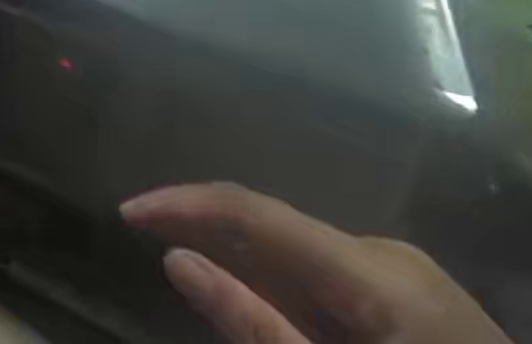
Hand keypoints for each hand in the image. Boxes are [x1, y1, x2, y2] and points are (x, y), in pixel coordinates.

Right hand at [122, 183, 513, 343]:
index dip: (181, 202)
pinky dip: (275, 287)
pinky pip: (316, 272)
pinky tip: (256, 304)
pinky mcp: (406, 294)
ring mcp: (401, 273)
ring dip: (237, 262)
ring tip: (197, 280)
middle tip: (147, 243)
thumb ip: (256, 327)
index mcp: (378, 273)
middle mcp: (386, 254)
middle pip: (268, 226)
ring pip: (289, 249)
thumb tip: (173, 256)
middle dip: (205, 233)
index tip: (125, 212)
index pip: (253, 209)